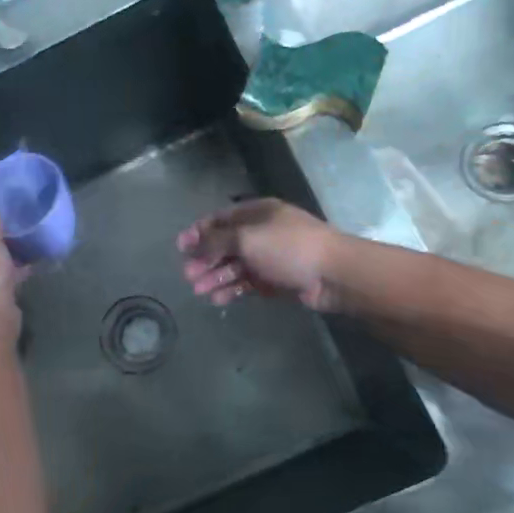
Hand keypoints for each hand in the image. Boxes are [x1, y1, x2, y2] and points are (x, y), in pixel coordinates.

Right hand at [177, 199, 347, 309]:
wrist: (333, 274)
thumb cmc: (288, 248)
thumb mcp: (247, 238)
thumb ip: (216, 241)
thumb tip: (191, 243)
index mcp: (257, 213)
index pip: (220, 219)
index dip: (199, 232)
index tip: (180, 248)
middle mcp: (261, 232)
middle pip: (225, 245)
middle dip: (205, 259)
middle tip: (188, 276)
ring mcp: (269, 257)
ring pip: (235, 266)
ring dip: (215, 277)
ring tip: (198, 290)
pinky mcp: (276, 280)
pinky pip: (248, 283)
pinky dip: (232, 290)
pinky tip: (217, 299)